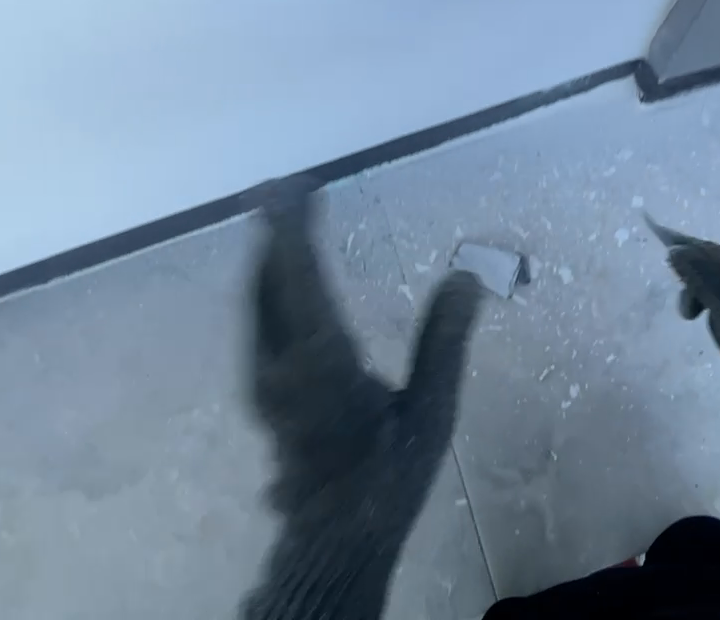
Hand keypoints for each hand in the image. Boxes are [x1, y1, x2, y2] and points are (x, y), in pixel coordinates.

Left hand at [241, 176, 483, 619]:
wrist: (334, 536)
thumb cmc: (388, 473)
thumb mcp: (430, 411)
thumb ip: (444, 342)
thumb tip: (466, 277)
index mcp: (323, 361)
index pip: (302, 276)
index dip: (296, 226)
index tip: (301, 186)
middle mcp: (279, 362)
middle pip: (266, 278)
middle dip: (273, 227)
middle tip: (285, 184)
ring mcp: (261, 376)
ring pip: (253, 296)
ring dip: (265, 250)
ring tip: (279, 212)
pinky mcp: (259, 385)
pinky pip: (255, 315)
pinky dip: (263, 277)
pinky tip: (275, 268)